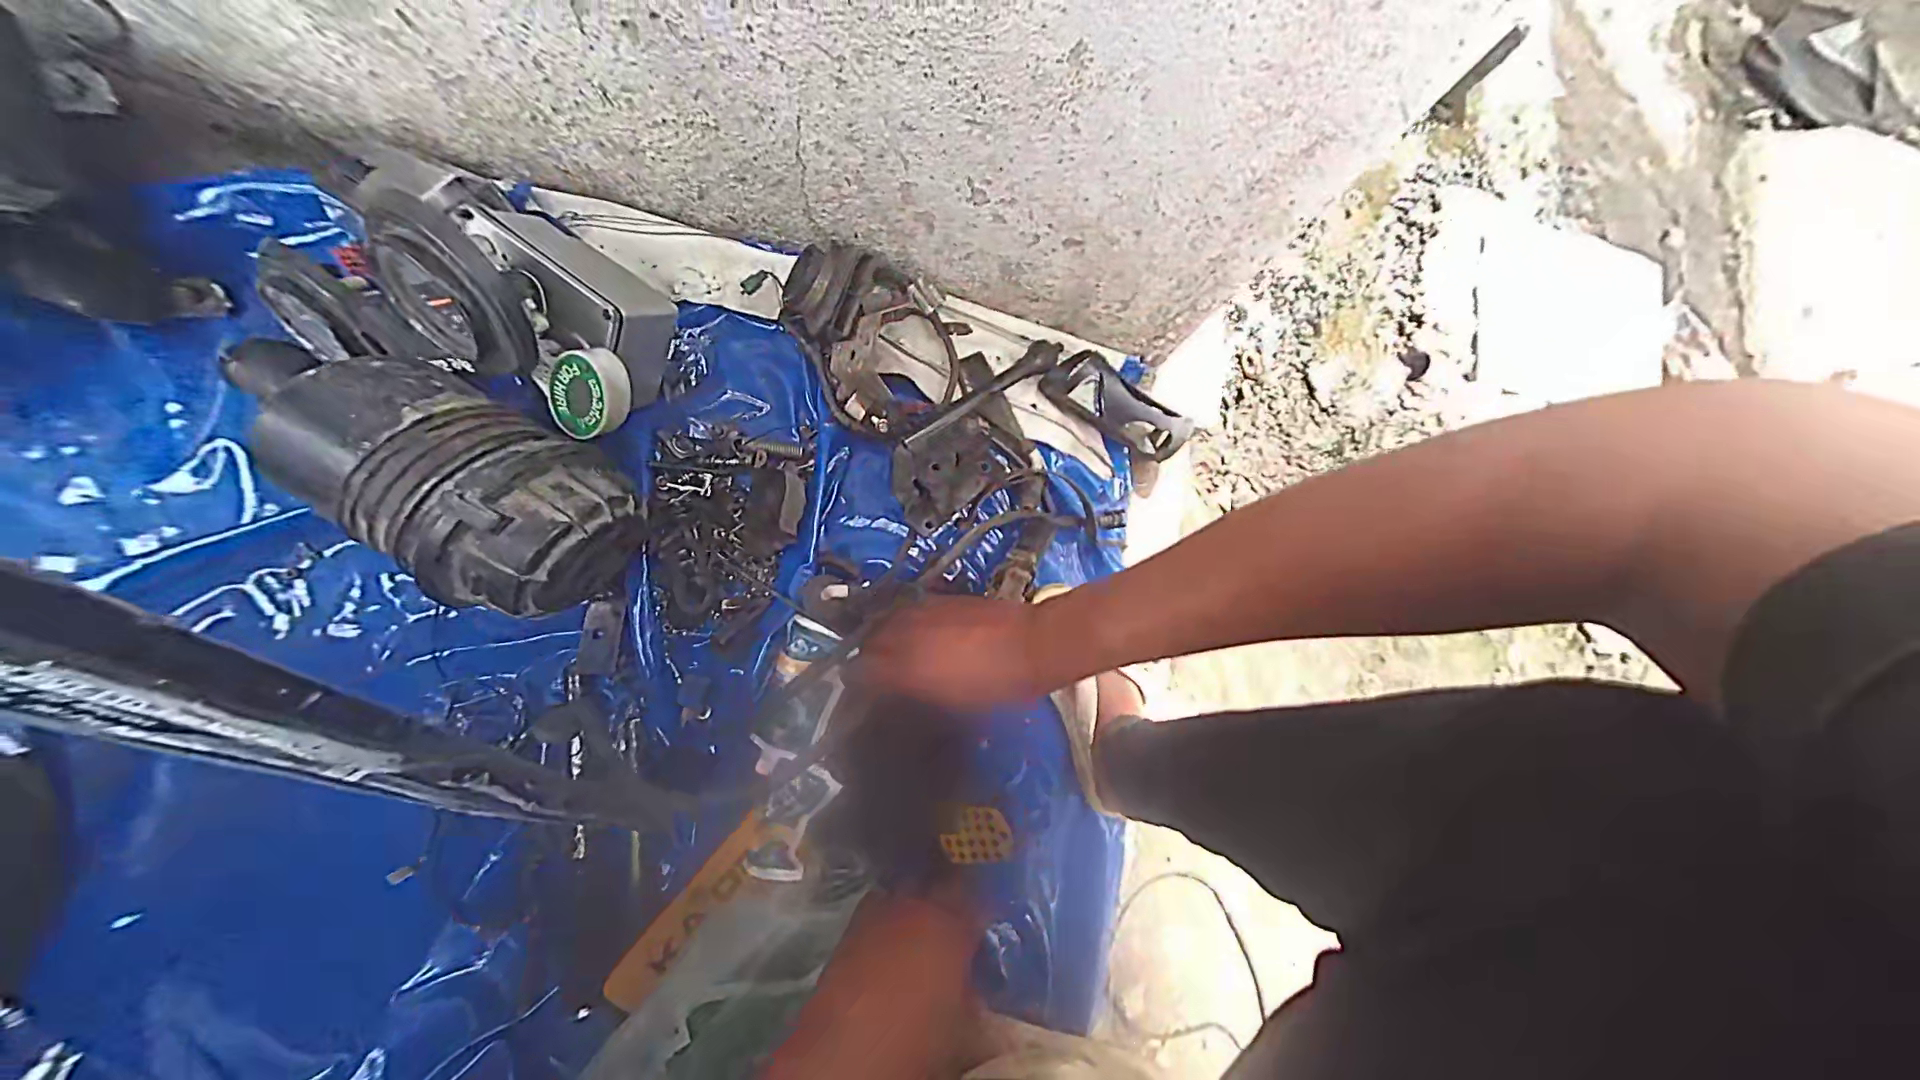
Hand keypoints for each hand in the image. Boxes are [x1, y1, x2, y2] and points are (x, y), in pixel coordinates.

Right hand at [852, 594, 1055, 710]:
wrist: (1033, 644)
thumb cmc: (1001, 683)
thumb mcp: (954, 700)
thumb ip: (918, 692)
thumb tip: (900, 691)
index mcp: (909, 669)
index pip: (864, 672)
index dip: (860, 682)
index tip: (862, 689)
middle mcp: (909, 635)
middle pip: (870, 641)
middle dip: (867, 656)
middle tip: (872, 669)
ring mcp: (925, 612)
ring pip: (886, 620)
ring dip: (882, 635)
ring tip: (888, 647)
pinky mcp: (942, 599)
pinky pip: (910, 609)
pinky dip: (904, 620)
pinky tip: (913, 630)